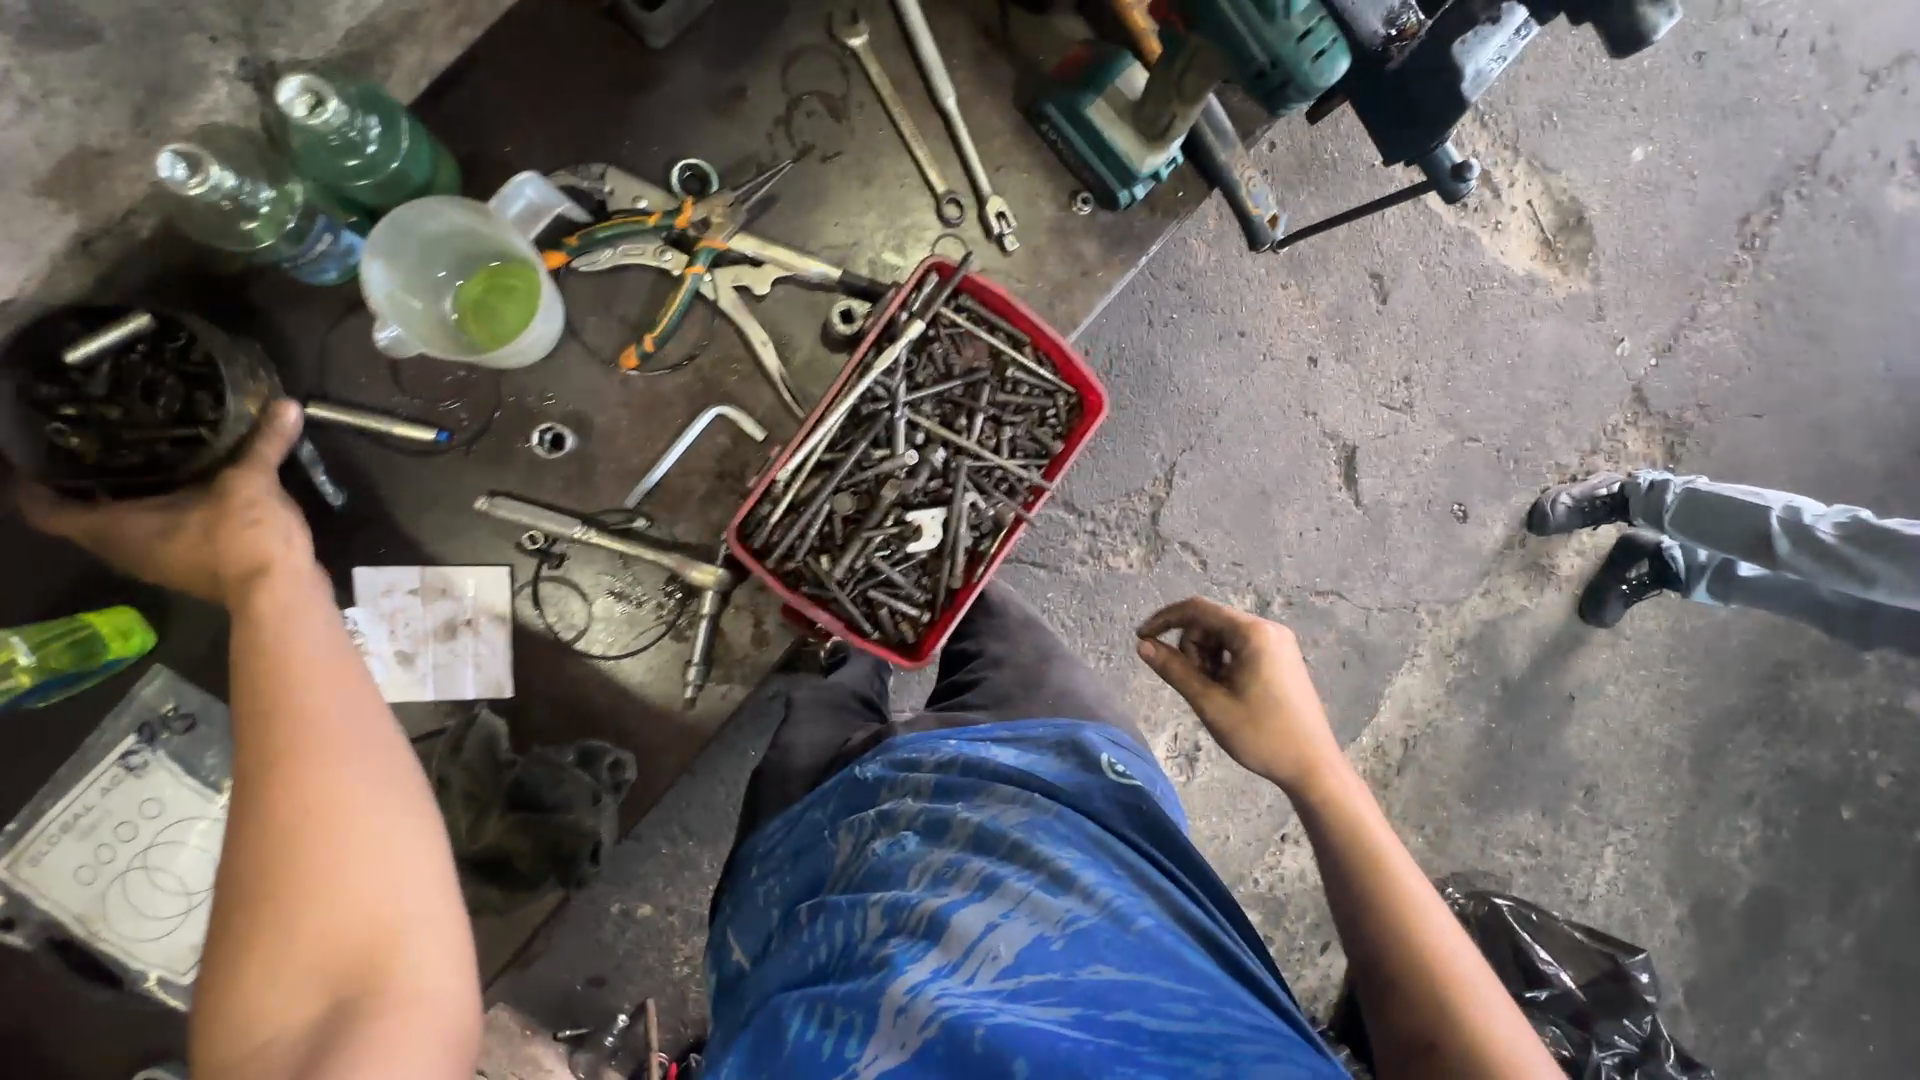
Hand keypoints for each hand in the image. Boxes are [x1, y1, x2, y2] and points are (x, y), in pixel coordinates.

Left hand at [18, 400, 317, 608]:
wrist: (281, 593)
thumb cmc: (243, 538)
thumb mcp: (253, 483)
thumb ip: (263, 445)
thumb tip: (286, 404)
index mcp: (113, 527)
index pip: (43, 507)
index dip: (31, 480)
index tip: (38, 451)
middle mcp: (122, 549)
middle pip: (82, 516)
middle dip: (88, 485)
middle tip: (101, 446)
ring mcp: (157, 564)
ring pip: (123, 528)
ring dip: (129, 502)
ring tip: (146, 464)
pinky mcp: (190, 569)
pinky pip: (159, 536)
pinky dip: (164, 516)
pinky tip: (190, 495)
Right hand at [1136, 597, 1346, 797]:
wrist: (1312, 766)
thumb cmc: (1261, 735)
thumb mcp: (1210, 703)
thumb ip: (1174, 669)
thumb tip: (1142, 646)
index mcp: (1252, 633)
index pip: (1196, 609)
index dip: (1164, 620)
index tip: (1141, 639)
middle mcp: (1267, 628)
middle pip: (1209, 622)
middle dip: (1191, 649)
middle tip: (1195, 685)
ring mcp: (1277, 642)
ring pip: (1223, 636)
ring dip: (1206, 658)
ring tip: (1213, 693)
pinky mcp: (1281, 657)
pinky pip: (1239, 647)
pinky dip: (1223, 663)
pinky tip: (1227, 691)